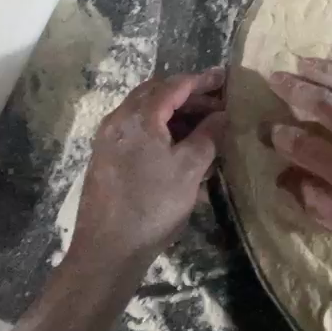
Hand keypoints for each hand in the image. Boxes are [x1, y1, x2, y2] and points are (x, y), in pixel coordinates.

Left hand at [71, 68, 226, 271]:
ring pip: (146, 112)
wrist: (106, 251)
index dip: (203, 81)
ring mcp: (108, 138)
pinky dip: (160, 129)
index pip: (175, 85)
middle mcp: (119, 119)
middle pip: (157, 93)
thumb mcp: (189, 170)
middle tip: (217, 105)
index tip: (226, 78)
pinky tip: (178, 147)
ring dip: (174, 113)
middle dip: (188, 96)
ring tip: (203, 127)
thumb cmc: (152, 206)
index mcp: (139, 116)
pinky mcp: (105, 157)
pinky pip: (137, 130)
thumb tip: (222, 115)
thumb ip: (208, 136)